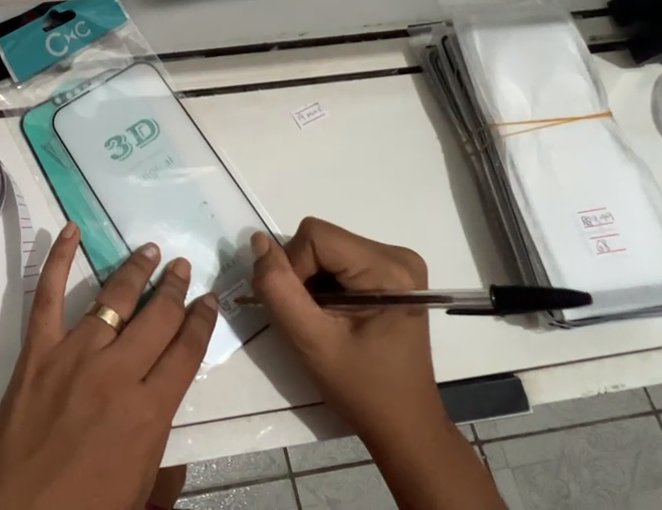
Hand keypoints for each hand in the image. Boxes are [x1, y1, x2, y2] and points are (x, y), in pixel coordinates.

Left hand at [0, 223, 218, 509]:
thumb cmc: (86, 508)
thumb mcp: (141, 483)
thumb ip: (160, 444)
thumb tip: (169, 415)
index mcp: (150, 410)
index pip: (186, 352)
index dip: (202, 322)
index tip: (209, 300)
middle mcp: (118, 373)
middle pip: (158, 319)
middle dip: (175, 289)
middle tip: (184, 267)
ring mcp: (76, 355)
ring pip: (113, 300)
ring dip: (135, 271)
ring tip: (150, 251)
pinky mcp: (38, 350)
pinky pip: (48, 295)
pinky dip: (58, 259)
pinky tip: (70, 231)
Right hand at [249, 219, 441, 438]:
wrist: (403, 425)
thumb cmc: (362, 389)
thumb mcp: (311, 342)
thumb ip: (279, 289)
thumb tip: (258, 242)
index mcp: (388, 269)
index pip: (315, 237)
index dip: (293, 267)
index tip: (300, 310)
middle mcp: (397, 256)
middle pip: (321, 240)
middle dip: (302, 275)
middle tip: (309, 319)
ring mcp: (397, 264)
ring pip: (326, 249)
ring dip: (311, 281)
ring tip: (322, 321)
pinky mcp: (391, 275)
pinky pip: (339, 261)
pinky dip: (325, 284)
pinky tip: (334, 316)